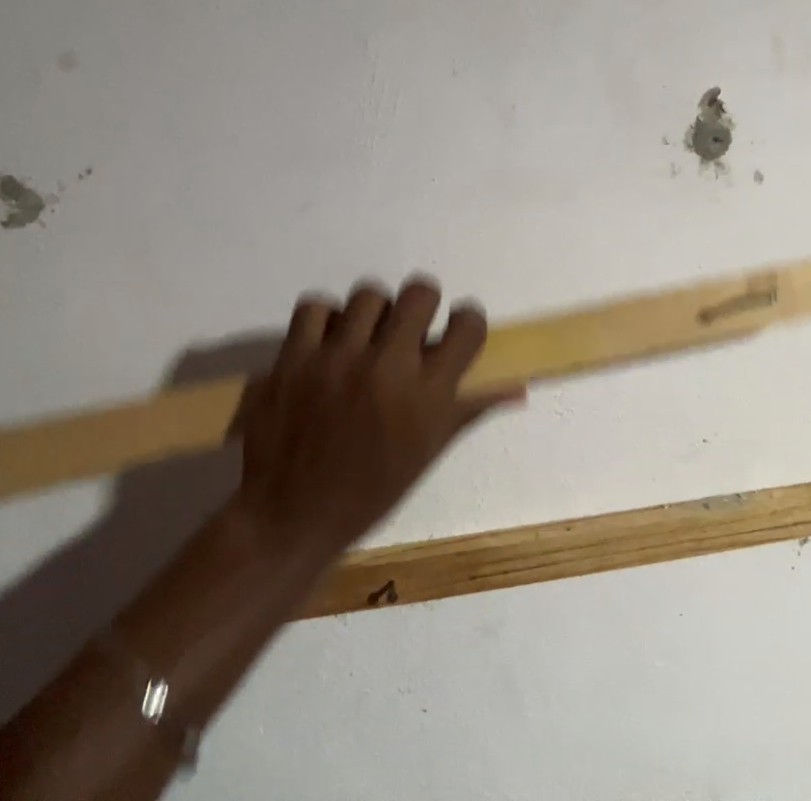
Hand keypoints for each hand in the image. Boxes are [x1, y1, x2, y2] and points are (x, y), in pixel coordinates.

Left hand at [231, 277, 523, 560]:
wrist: (292, 516)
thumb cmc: (369, 492)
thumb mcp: (427, 452)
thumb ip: (470, 410)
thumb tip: (518, 389)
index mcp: (429, 397)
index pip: (468, 326)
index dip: (467, 322)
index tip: (457, 331)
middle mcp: (389, 368)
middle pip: (419, 294)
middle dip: (421, 305)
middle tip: (409, 328)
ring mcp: (338, 360)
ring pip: (368, 295)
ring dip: (372, 313)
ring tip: (365, 337)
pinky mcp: (294, 358)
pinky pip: (315, 307)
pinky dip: (323, 319)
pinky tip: (327, 341)